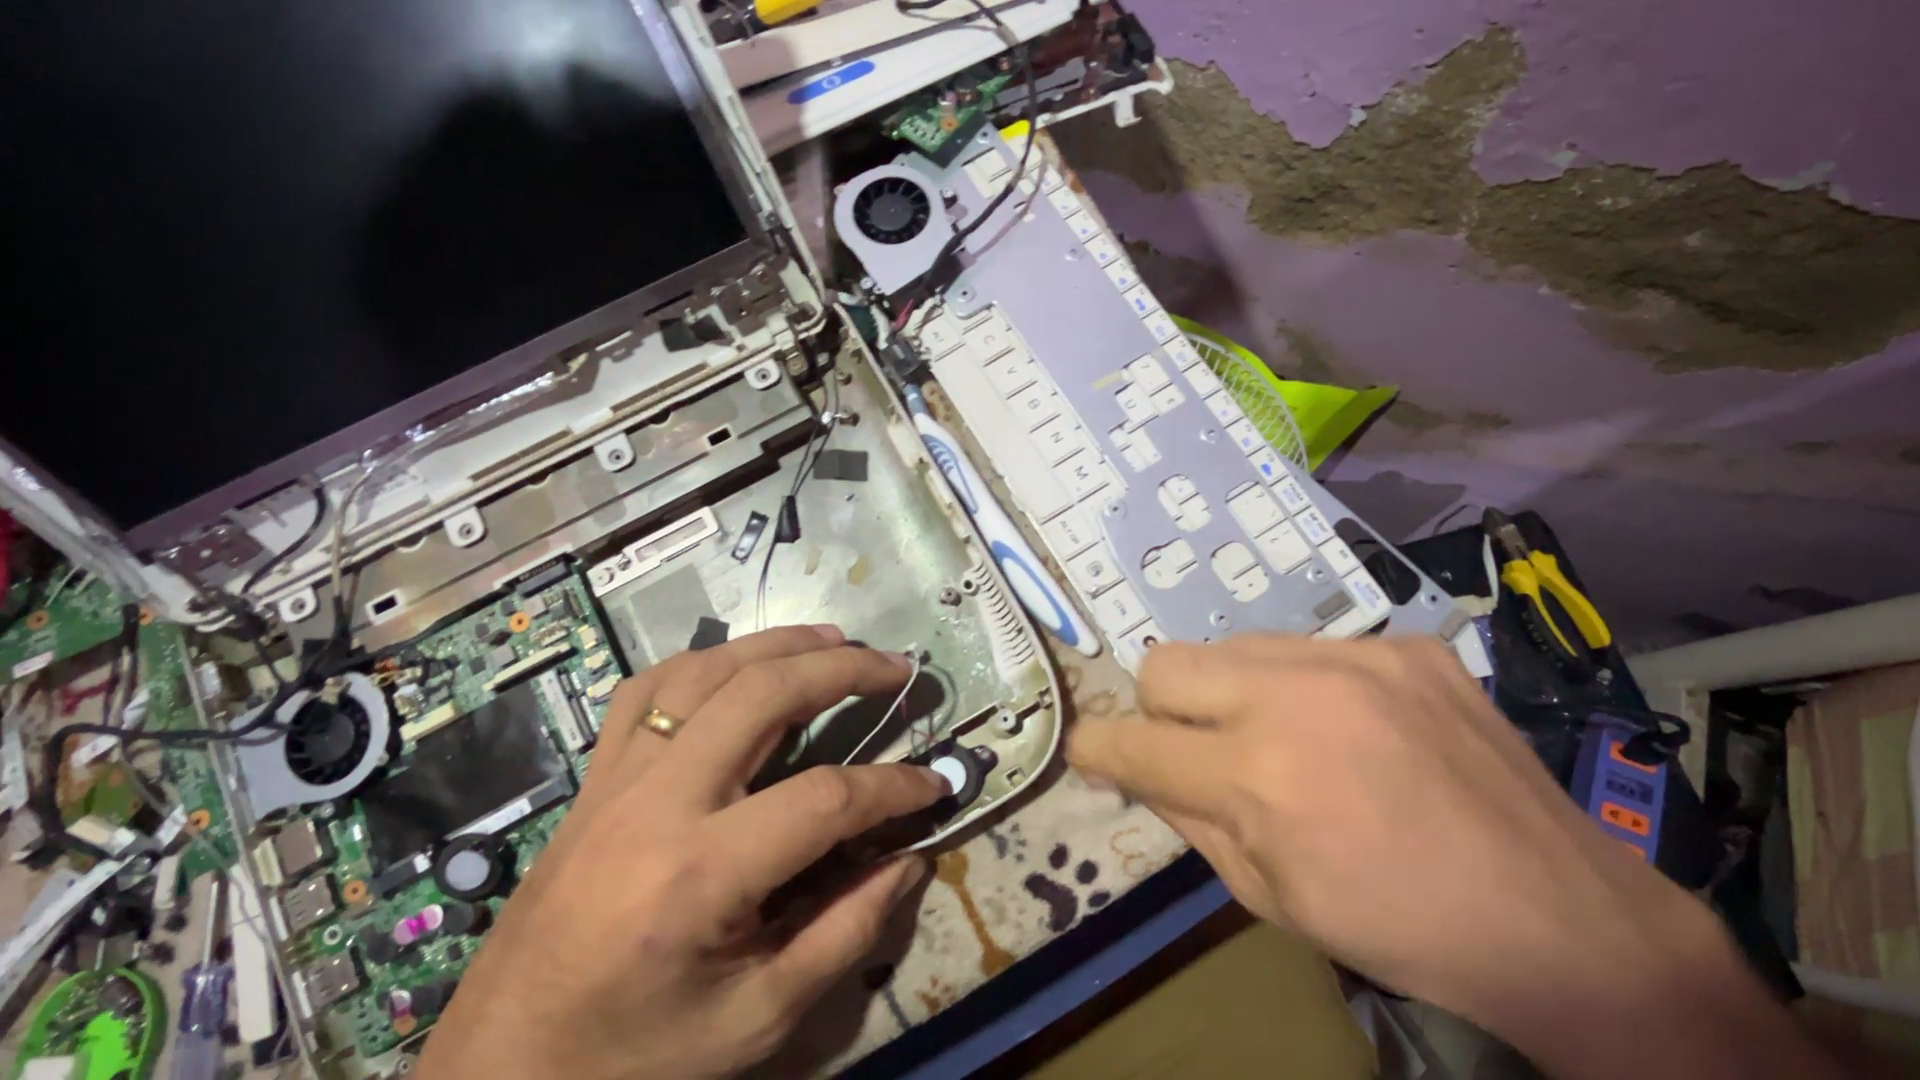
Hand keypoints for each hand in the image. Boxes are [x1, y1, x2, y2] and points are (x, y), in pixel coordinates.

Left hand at [417, 624, 945, 1079]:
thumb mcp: (757, 1018)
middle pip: (761, 697)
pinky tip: (739, 665)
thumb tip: (909, 860)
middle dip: (841, 671)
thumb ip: (845, 934)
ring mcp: (616, 781)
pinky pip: (646, 693)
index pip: (824, 800)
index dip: (892, 787)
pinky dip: (702, 663)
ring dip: (775, 645)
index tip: (936, 783)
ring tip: (832, 639)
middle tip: (896, 668)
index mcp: (701, 874)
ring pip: (701, 674)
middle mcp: (656, 804)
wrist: (502, 1068)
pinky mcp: (593, 781)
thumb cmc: (636, 1056)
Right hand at [1068, 636, 1837, 1079]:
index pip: (1131, 742)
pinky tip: (1355, 729)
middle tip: (1201, 751)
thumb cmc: (1395, 925)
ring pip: (1235, 647)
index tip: (1093, 753)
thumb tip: (1137, 769)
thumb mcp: (1266, 895)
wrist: (1556, 915)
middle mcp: (1294, 695)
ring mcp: (1357, 658)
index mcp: (1255, 775)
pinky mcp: (1408, 647)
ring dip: (1236, 693)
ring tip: (1287, 738)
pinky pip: (1315, 648)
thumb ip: (1188, 819)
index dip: (1098, 750)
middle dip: (1162, 711)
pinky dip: (1309, 687)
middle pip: (1165, 663)